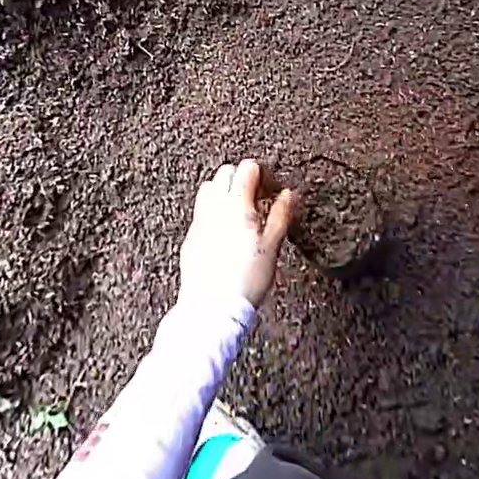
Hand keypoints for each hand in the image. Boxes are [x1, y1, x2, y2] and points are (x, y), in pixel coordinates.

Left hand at [179, 159, 298, 307]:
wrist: (212, 310)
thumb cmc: (245, 281)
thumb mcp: (272, 246)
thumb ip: (280, 214)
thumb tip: (288, 194)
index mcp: (236, 203)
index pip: (247, 168)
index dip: (262, 174)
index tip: (271, 189)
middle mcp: (214, 206)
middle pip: (225, 172)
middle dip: (241, 178)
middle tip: (257, 198)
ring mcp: (199, 220)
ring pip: (208, 188)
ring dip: (224, 191)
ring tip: (239, 211)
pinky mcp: (190, 237)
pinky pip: (201, 212)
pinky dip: (213, 211)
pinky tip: (224, 231)